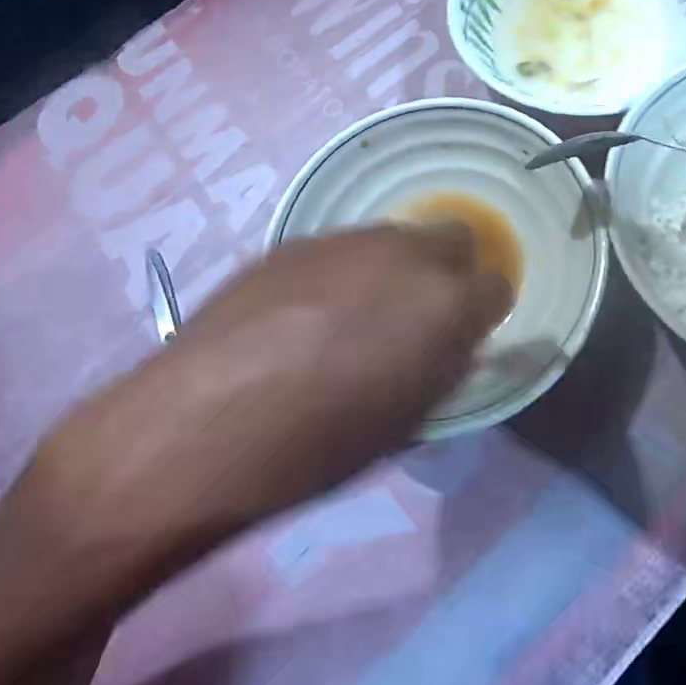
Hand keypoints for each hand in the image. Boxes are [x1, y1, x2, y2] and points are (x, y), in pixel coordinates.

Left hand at [17, 225, 511, 580]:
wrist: (188, 434)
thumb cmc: (316, 447)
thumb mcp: (410, 420)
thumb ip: (447, 366)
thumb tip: (455, 344)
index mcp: (446, 303)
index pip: (497, 287)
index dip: (483, 315)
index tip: (462, 339)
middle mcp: (406, 255)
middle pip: (457, 238)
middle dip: (451, 273)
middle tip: (420, 318)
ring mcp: (347, 241)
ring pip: (400, 237)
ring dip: (399, 268)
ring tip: (358, 316)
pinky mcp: (294, 243)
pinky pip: (346, 247)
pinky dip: (349, 271)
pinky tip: (309, 314)